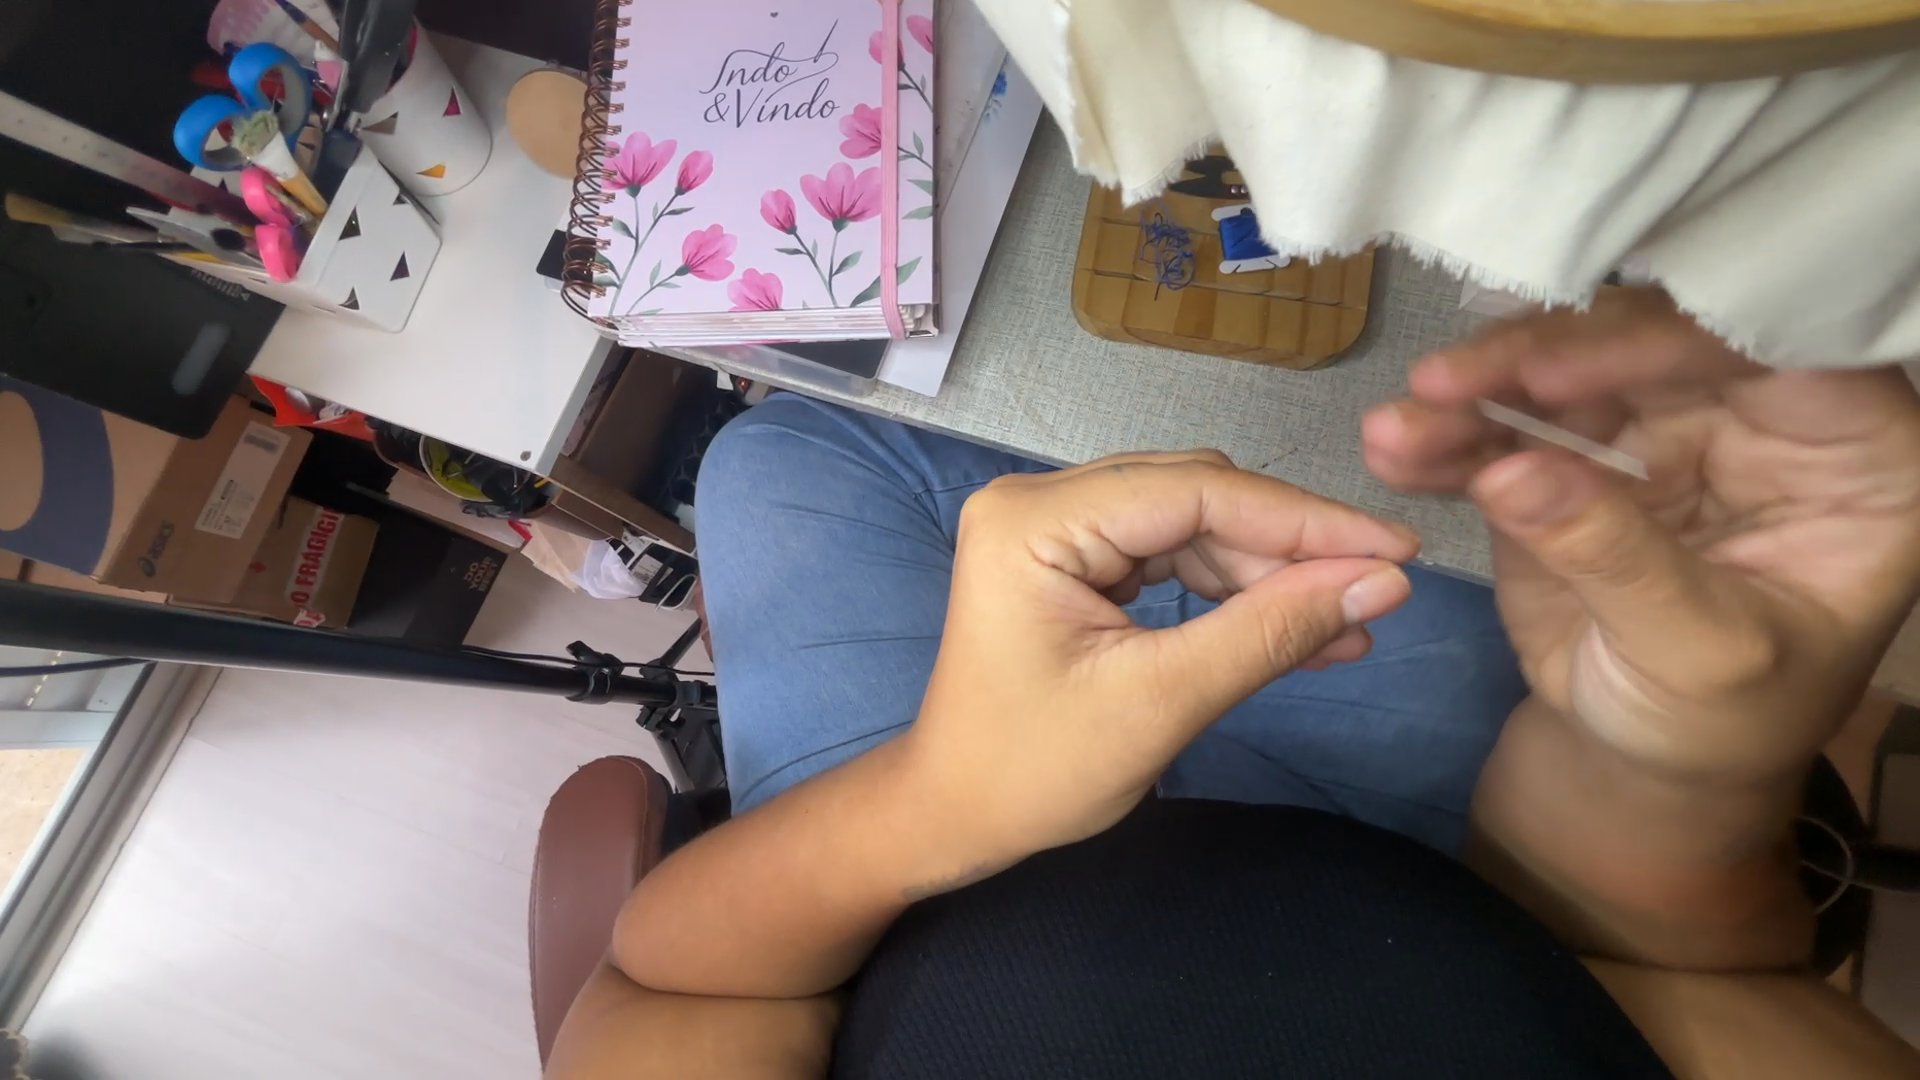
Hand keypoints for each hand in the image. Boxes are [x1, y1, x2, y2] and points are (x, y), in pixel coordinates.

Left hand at [901, 451, 1419, 871]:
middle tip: (1376, 589)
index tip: (1396, 549)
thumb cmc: (1036, 771)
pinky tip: (1291, 624)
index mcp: (1032, 521)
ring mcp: (1048, 527)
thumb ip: (1270, 631)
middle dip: (1285, 547)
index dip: (1302, 518)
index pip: (1192, 491)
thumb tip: (1382, 580)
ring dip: (1262, 573)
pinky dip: (1224, 589)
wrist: (958, 810)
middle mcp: (1034, 502)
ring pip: (1185, 525)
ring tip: (1345, 621)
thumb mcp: (1159, 702)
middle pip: (1190, 498)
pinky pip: (1163, 555)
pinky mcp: (1067, 557)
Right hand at [1363, 290, 1919, 785]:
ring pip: (1543, 392)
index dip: (1659, 349)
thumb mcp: (1697, 650)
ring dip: (1461, 406)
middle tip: (1437, 382)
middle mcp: (1735, 427)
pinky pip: (1489, 444)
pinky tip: (1388, 457)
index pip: (1768, 359)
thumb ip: (1616, 558)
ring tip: (1390, 429)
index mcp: (1839, 456)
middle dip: (1526, 363)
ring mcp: (1633, 445)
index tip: (1548, 376)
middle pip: (1631, 358)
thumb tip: (1510, 474)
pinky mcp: (1549, 473)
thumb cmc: (1718, 712)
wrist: (1637, 745)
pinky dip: (1437, 450)